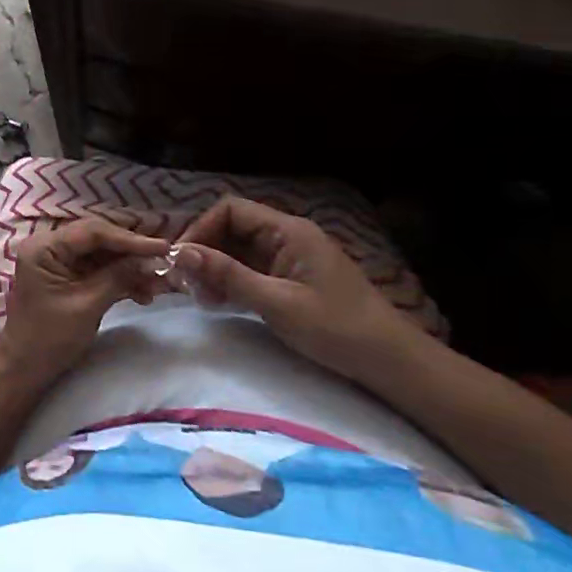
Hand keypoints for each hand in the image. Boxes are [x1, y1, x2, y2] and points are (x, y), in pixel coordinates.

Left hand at [0, 217, 169, 386]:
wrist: (25, 368)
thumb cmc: (50, 337)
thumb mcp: (87, 305)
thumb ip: (118, 277)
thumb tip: (152, 260)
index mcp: (44, 247)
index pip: (92, 231)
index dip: (129, 239)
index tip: (163, 248)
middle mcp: (49, 246)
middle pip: (98, 240)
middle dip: (132, 253)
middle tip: (164, 262)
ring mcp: (58, 261)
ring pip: (101, 255)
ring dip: (129, 268)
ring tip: (158, 284)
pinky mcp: (67, 277)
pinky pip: (97, 270)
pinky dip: (120, 279)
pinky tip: (143, 294)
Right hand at [173, 196, 430, 383]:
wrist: (389, 362)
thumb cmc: (336, 328)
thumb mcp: (276, 302)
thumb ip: (228, 274)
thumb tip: (181, 252)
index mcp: (288, 231)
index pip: (231, 210)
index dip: (201, 229)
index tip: (181, 259)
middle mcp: (286, 237)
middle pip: (230, 229)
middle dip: (204, 252)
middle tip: (185, 284)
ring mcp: (288, 258)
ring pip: (236, 251)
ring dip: (213, 270)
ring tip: (200, 297)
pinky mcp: (289, 279)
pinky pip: (248, 270)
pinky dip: (229, 282)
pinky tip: (218, 302)